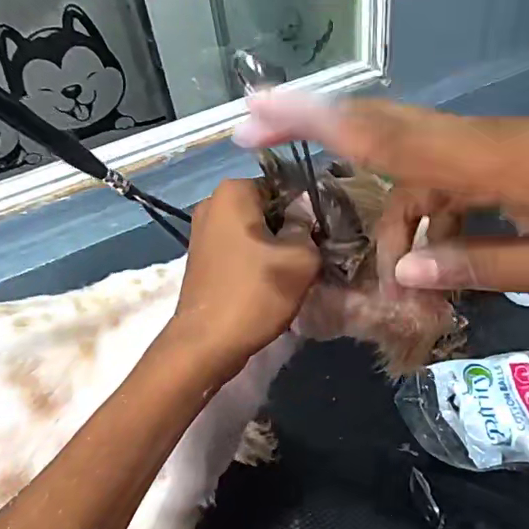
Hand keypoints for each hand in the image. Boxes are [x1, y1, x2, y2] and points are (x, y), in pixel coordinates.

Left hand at [170, 178, 321, 360]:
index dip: (310, 208)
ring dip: (278, 247)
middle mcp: (213, 203)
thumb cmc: (254, 293)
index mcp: (233, 191)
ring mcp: (204, 231)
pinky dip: (259, 260)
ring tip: (297, 270)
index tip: (325, 232)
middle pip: (270, 207)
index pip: (287, 185)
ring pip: (257, 230)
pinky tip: (274, 281)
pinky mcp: (204, 258)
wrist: (206, 343)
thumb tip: (309, 217)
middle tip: (315, 253)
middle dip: (293, 227)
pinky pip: (242, 248)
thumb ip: (311, 228)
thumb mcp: (300, 259)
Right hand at [234, 93, 528, 305]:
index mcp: (496, 162)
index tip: (253, 113)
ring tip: (398, 288)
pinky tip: (440, 260)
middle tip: (262, 145)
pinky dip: (435, 217)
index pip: (387, 136)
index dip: (316, 122)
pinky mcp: (528, 162)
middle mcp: (491, 143)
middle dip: (323, 140)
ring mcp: (510, 149)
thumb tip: (406, 267)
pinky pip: (459, 181)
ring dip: (394, 218)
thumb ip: (487, 266)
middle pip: (390, 138)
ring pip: (423, 170)